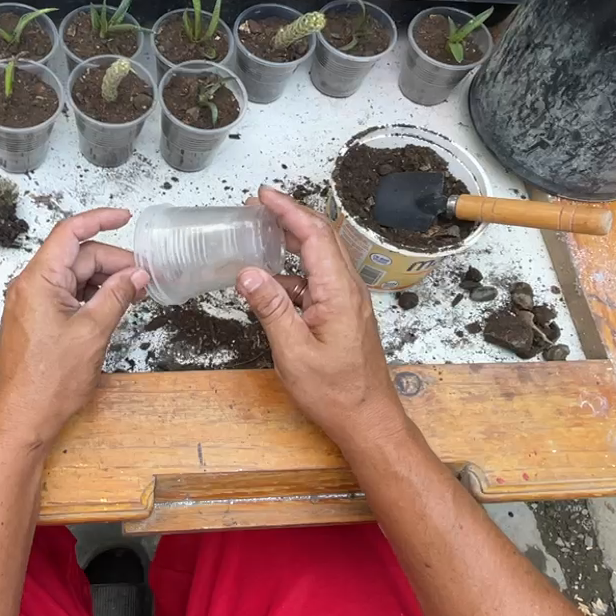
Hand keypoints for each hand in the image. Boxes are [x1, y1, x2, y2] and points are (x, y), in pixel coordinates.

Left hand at [0, 208, 148, 450]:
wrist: (22, 419)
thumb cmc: (48, 381)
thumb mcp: (93, 332)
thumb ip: (116, 296)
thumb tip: (137, 274)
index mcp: (38, 280)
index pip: (70, 233)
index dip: (100, 219)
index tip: (126, 217)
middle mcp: (30, 286)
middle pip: (77, 257)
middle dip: (112, 262)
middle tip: (144, 278)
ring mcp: (32, 304)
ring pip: (74, 277)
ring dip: (104, 281)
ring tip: (134, 295)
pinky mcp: (37, 321)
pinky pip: (67, 296)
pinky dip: (91, 297)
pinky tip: (113, 307)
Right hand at [237, 186, 409, 452]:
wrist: (368, 420)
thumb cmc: (335, 392)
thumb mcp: (293, 352)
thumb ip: (270, 308)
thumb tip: (247, 272)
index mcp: (338, 291)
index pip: (314, 235)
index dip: (288, 209)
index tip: (262, 195)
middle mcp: (348, 289)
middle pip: (321, 238)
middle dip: (289, 216)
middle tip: (256, 207)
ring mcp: (347, 301)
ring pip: (320, 258)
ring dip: (292, 242)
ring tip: (259, 236)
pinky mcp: (343, 314)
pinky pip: (317, 281)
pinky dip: (292, 273)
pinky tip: (270, 282)